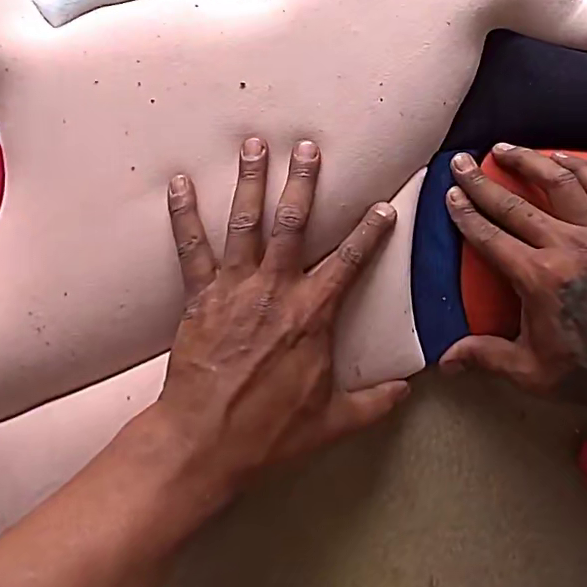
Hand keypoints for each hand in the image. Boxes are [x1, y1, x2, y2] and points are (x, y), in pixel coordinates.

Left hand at [155, 138, 408, 494]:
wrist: (204, 442)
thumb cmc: (268, 433)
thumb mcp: (332, 422)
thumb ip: (374, 404)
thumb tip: (408, 392)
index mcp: (313, 314)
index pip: (350, 262)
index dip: (370, 232)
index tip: (383, 205)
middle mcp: (276, 290)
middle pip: (293, 224)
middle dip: (303, 182)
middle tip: (307, 147)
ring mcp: (235, 288)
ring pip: (246, 223)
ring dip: (251, 181)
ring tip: (254, 144)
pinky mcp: (201, 296)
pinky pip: (191, 248)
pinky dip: (184, 214)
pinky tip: (179, 183)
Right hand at [439, 144, 586, 420]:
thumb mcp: (531, 372)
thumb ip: (485, 357)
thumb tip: (444, 361)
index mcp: (538, 278)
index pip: (489, 236)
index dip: (465, 214)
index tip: (450, 194)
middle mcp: (566, 247)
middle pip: (514, 205)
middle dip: (482, 182)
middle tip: (461, 162)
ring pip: (558, 184)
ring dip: (528, 161)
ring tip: (504, 148)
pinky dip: (579, 169)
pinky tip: (560, 158)